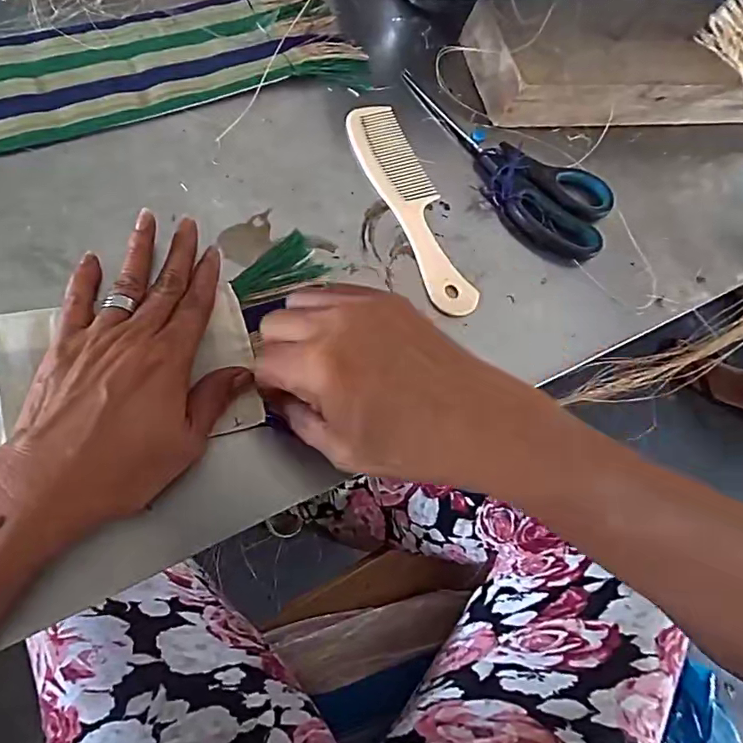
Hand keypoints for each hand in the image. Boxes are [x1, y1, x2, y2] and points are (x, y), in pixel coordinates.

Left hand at [0, 210, 254, 547]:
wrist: (53, 475)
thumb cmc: (123, 468)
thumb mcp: (183, 444)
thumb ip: (211, 401)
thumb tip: (242, 370)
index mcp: (168, 359)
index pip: (194, 308)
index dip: (206, 278)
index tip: (213, 252)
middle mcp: (135, 337)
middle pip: (163, 287)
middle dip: (179, 253)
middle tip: (189, 225)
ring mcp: (96, 336)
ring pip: (124, 285)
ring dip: (138, 252)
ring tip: (147, 222)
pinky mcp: (65, 344)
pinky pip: (77, 302)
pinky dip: (85, 279)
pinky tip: (92, 260)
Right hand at [254, 285, 575, 488]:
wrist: (480, 421)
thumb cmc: (412, 445)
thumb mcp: (341, 451)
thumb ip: (297, 421)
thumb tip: (281, 399)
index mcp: (318, 366)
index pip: (261, 361)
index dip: (265, 384)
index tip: (281, 396)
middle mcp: (331, 324)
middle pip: (271, 324)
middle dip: (277, 352)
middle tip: (300, 376)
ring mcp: (358, 304)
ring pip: (295, 301)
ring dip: (297, 327)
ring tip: (321, 352)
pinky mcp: (382, 297)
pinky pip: (330, 292)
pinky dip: (323, 311)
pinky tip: (343, 336)